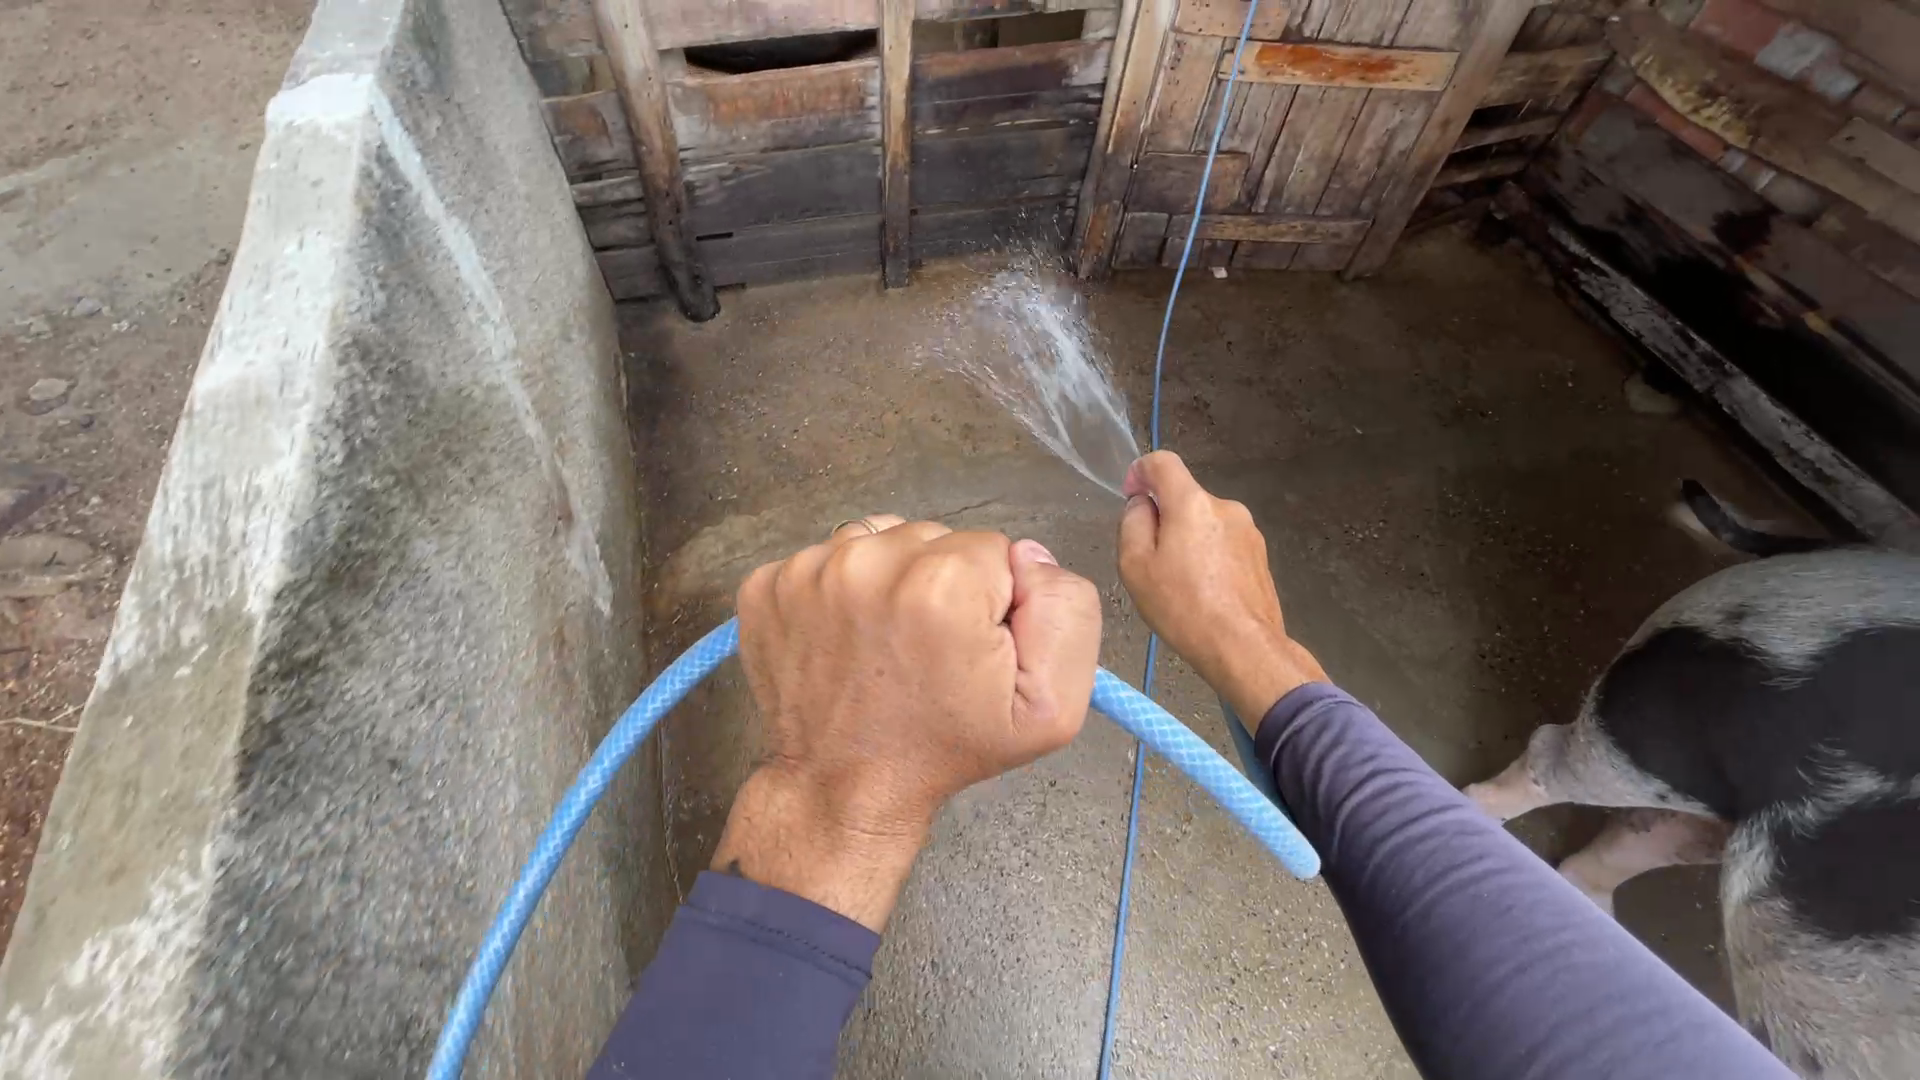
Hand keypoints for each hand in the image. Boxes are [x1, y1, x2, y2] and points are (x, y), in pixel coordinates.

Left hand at [716, 516, 1101, 929]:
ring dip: (891, 579)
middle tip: (928, 648)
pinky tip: (846, 637)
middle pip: (934, 538)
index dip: (991, 599)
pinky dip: (841, 590)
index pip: (994, 548)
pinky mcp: (767, 583)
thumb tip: (1026, 555)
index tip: (967, 646)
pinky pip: (828, 557)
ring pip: (882, 541)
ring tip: (887, 639)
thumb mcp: (1050, 707)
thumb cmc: (946, 748)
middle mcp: (868, 560)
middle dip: (942, 582)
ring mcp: (808, 569)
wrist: (843, 788)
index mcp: (942, 582)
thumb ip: (1067, 611)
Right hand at [1117, 451, 1326, 729]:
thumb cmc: (1181, 606)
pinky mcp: (1260, 556)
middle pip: (1184, 497)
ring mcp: (1248, 531)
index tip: (1131, 497)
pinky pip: (1223, 544)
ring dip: (1187, 540)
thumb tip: (1142, 505)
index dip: (1139, 472)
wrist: (1243, 646)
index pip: (1162, 462)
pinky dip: (1207, 557)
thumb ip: (1133, 523)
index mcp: (1192, 503)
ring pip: (1204, 522)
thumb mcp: (1135, 566)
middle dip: (1163, 518)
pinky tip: (1203, 593)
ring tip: (1178, 583)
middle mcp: (1225, 507)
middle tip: (1150, 561)